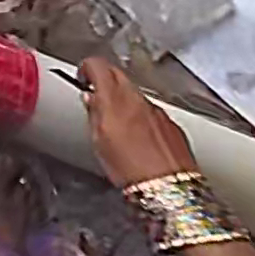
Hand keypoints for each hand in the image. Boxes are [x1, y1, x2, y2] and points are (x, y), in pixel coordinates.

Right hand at [79, 56, 198, 187]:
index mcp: (114, 98)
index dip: (87, 68)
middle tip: (95, 96)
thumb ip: (93, 114)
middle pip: (118, 74)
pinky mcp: (172, 124)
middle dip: (105, 80)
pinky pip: (151, 111)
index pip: (98, 65)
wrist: (170, 191)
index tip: (82, 78)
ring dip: (124, 101)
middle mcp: (138, 98)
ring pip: (135, 93)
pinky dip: (142, 117)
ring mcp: (157, 110)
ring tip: (117, 125)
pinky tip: (138, 138)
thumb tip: (90, 100)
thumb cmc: (132, 171)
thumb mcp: (98, 142)